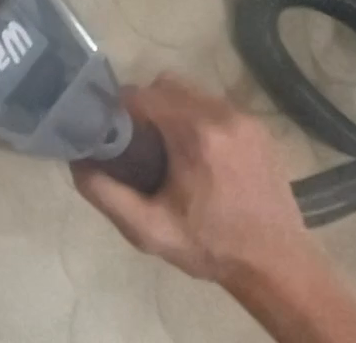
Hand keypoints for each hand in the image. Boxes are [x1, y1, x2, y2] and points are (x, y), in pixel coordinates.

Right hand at [73, 75, 314, 282]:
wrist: (280, 269)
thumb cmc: (211, 247)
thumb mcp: (147, 229)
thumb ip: (103, 192)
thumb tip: (75, 159)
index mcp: (196, 134)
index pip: (139, 95)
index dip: (117, 109)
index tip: (110, 133)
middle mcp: (222, 116)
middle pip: (163, 86)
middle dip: (142, 106)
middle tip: (135, 140)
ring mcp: (245, 120)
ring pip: (187, 91)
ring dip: (168, 108)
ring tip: (163, 145)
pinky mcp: (259, 129)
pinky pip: (211, 104)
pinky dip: (193, 116)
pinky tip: (193, 150)